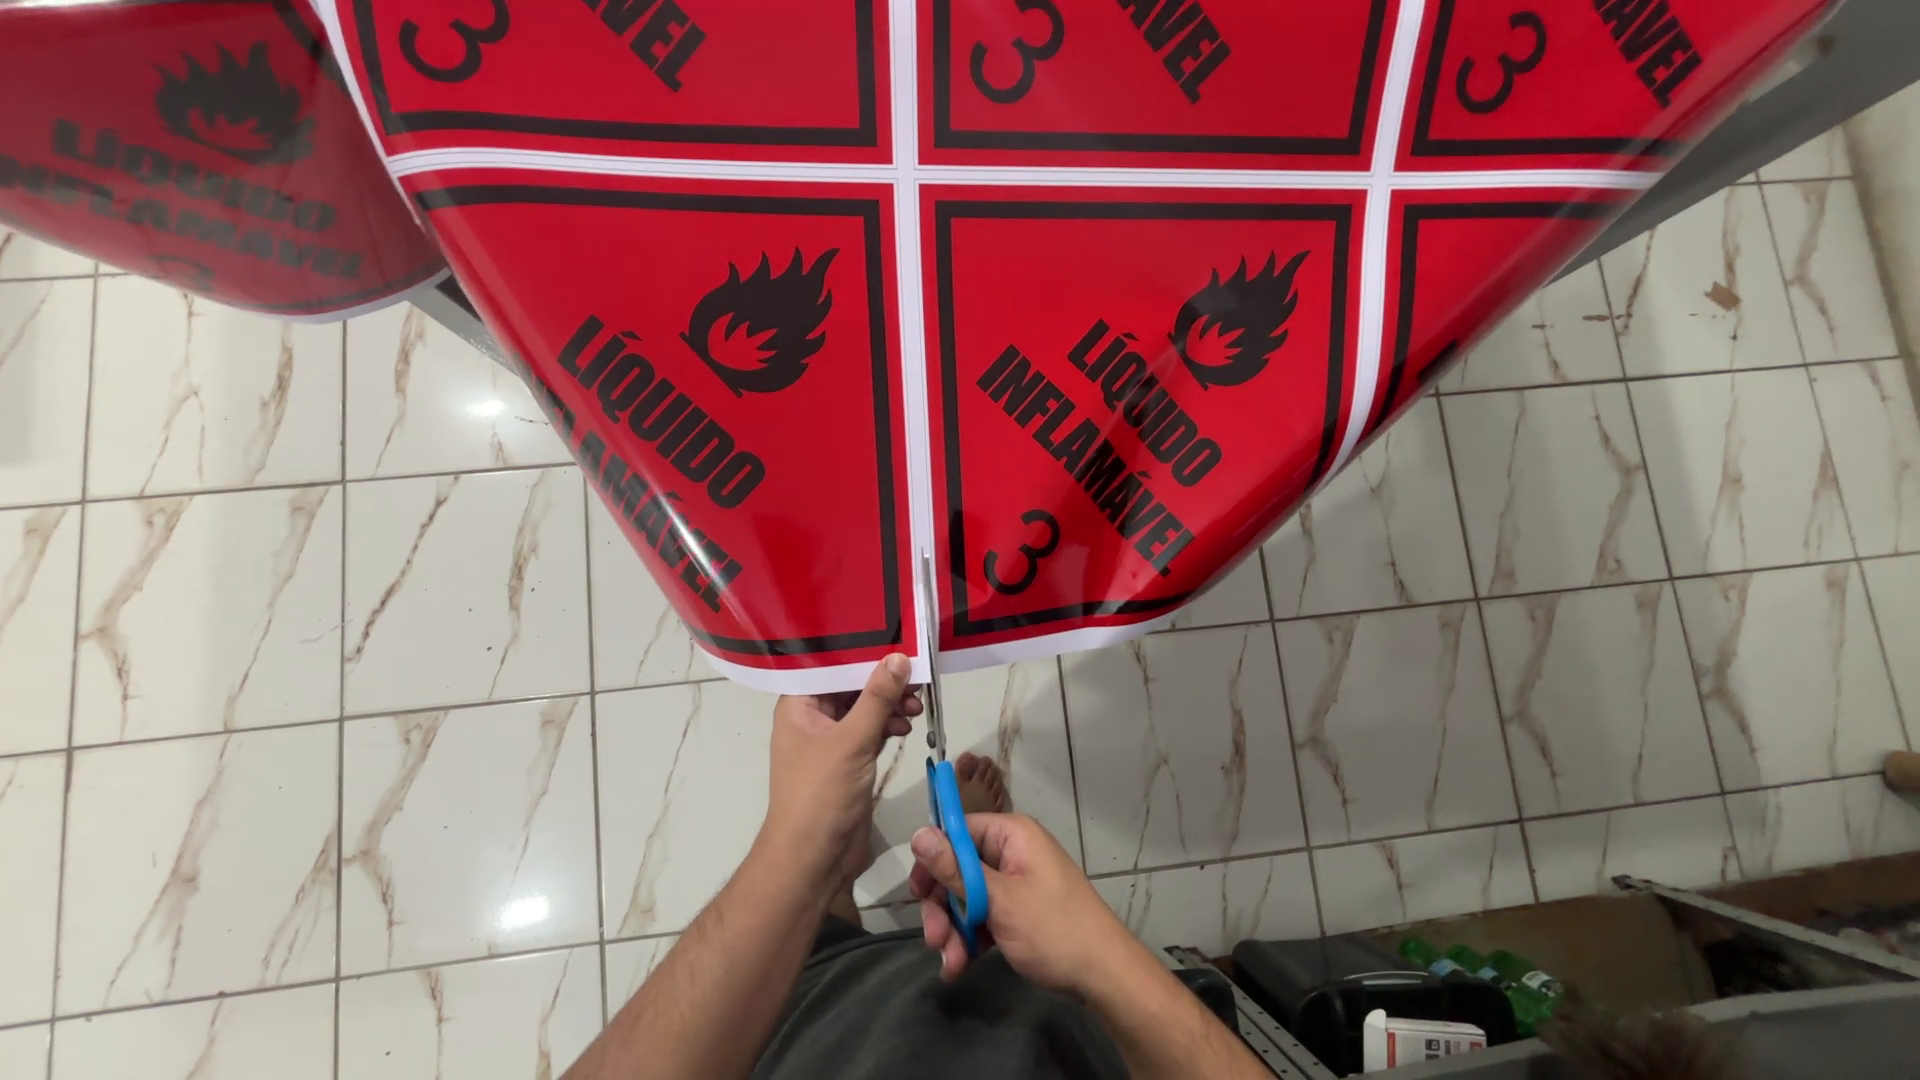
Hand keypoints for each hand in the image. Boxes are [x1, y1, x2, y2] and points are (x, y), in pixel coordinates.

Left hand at [765, 654, 921, 891]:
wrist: (814, 858)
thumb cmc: (822, 793)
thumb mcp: (852, 740)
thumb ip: (877, 697)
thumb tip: (899, 657)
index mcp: (798, 705)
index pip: (830, 666)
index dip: (862, 653)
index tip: (895, 640)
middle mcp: (811, 718)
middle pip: (850, 686)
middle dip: (882, 681)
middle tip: (916, 676)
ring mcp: (830, 742)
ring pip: (863, 709)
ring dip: (889, 704)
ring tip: (917, 705)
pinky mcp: (848, 762)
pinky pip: (870, 730)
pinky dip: (888, 724)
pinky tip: (906, 725)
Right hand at [909, 813, 1137, 995]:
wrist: (1104, 976)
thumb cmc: (1052, 928)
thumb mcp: (998, 900)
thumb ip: (955, 869)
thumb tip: (918, 833)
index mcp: (1012, 835)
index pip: (958, 831)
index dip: (934, 859)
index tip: (916, 892)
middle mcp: (1013, 852)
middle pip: (959, 868)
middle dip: (943, 906)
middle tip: (933, 938)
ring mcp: (1017, 882)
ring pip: (968, 897)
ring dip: (954, 929)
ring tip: (951, 963)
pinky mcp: (1019, 910)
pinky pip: (984, 916)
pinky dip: (970, 939)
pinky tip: (959, 967)